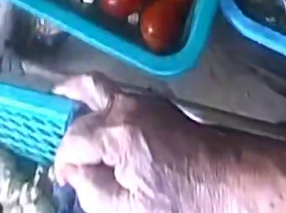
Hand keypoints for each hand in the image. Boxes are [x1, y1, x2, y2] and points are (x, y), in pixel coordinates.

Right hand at [50, 74, 238, 212]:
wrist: (229, 179)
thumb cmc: (183, 201)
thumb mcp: (133, 211)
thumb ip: (94, 192)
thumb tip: (73, 174)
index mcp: (115, 134)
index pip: (73, 141)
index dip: (63, 162)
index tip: (63, 180)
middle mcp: (123, 106)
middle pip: (82, 107)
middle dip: (66, 126)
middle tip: (56, 140)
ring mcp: (140, 99)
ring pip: (98, 85)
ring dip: (77, 92)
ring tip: (61, 97)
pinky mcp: (154, 101)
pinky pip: (116, 91)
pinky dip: (99, 97)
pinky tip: (100, 115)